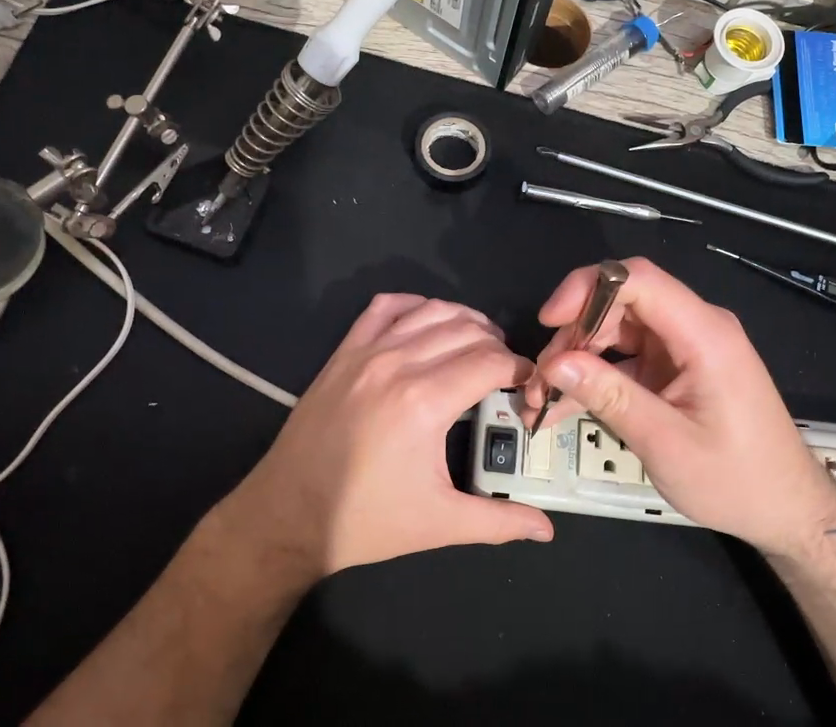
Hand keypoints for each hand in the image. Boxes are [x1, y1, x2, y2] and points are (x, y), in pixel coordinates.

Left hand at [216, 294, 553, 578]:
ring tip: (479, 345)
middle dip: (498, 345)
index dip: (520, 369)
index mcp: (424, 401)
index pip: (491, 361)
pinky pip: (385, 307)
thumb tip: (546, 531)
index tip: (528, 387)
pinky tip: (428, 325)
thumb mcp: (439, 525)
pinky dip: (415, 306)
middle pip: (467, 330)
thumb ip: (499, 521)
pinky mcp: (343, 352)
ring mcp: (366, 352)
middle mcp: (398, 364)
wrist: (289, 513)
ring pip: (431, 310)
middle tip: (508, 372)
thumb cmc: (366, 520)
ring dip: (464, 321)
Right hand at [526, 258, 835, 556]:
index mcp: (704, 334)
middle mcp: (695, 328)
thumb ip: (610, 397)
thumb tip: (554, 363)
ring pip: (617, 330)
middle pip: (621, 303)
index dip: (588, 287)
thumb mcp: (666, 443)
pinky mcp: (676, 368)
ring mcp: (685, 348)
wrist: (787, 510)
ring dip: (577, 359)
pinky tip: (562, 407)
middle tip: (540, 378)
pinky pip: (626, 358)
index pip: (639, 279)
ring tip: (542, 398)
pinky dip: (595, 377)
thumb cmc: (736, 480)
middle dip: (573, 334)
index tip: (550, 322)